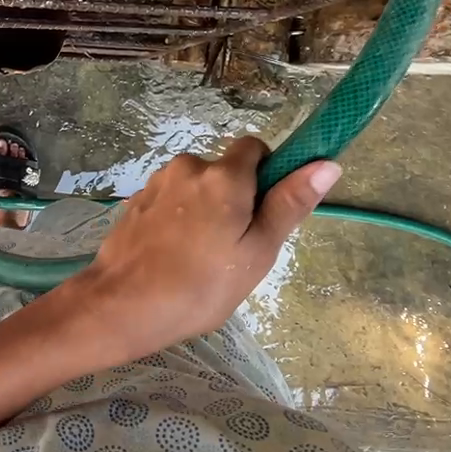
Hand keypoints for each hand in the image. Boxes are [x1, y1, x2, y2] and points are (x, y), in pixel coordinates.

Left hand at [63, 138, 340, 361]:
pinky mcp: (135, 200)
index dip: (265, 173)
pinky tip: (172, 255)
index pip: (253, 147)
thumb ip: (289, 204)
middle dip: (233, 198)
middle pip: (222, 170)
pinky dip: (177, 219)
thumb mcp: (258, 251)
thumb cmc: (202, 285)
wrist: (124, 303)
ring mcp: (156, 182)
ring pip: (194, 187)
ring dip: (203, 210)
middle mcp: (187, 166)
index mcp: (222, 175)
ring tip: (200, 257)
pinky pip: (169, 200)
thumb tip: (326, 164)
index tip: (264, 211)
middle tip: (233, 247)